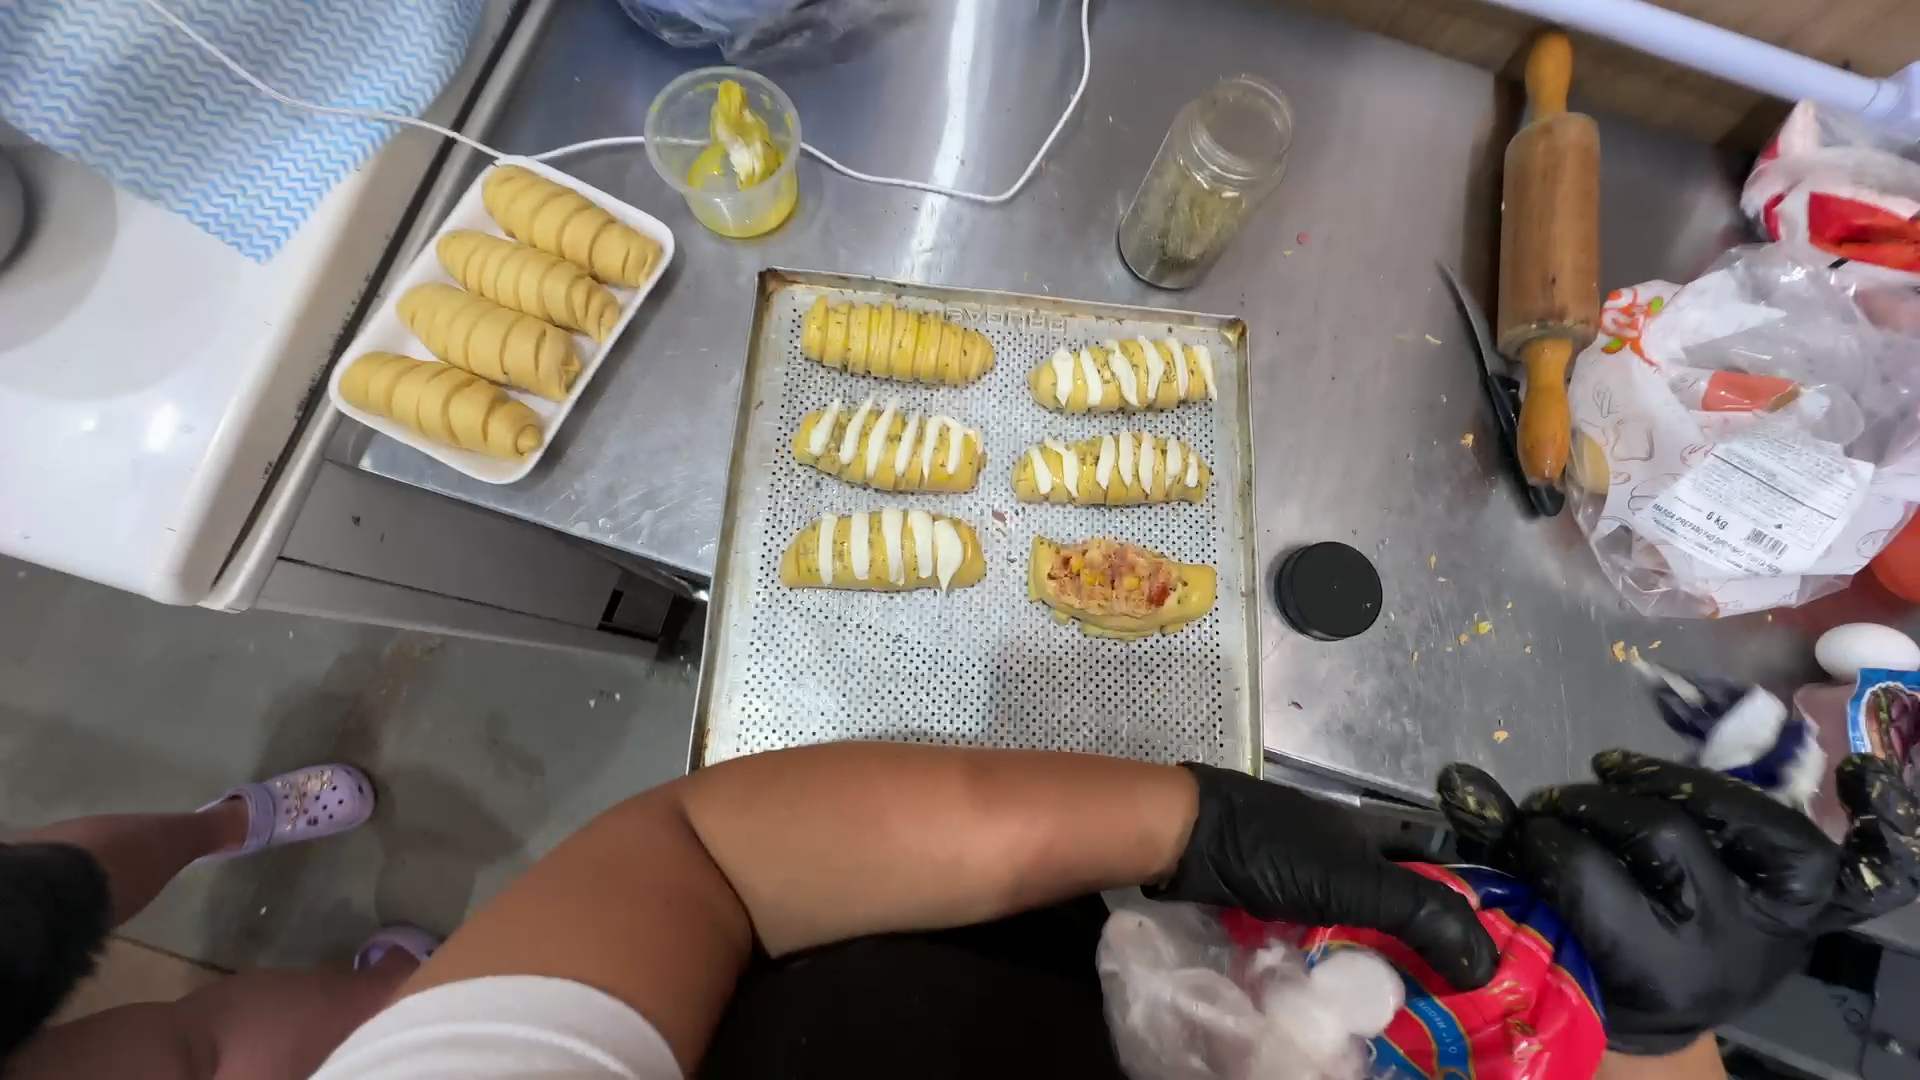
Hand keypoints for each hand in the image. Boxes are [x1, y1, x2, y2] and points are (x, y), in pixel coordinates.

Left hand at [1150, 763, 1497, 989]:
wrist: (1184, 835)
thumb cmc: (1269, 849)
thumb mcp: (1353, 880)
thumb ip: (1418, 913)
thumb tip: (1488, 962)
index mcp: (1364, 837)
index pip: (1429, 871)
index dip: (1460, 910)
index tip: (1487, 965)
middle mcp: (1335, 851)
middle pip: (1389, 903)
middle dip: (1415, 950)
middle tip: (1444, 1008)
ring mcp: (1295, 873)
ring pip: (1348, 923)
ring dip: (1369, 962)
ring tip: (1400, 1016)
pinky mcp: (1263, 895)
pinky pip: (1307, 933)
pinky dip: (1323, 961)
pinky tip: (1337, 996)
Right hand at [1438, 751, 1919, 1055]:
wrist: (1643, 999)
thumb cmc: (1571, 948)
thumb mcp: (1521, 907)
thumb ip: (1492, 840)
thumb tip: (1457, 777)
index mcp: (1646, 966)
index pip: (1580, 868)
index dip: (1536, 837)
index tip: (1517, 834)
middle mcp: (1730, 952)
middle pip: (1660, 835)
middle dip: (1585, 804)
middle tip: (1555, 807)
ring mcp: (1782, 927)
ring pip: (1759, 829)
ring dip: (1675, 785)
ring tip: (1619, 774)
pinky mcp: (1809, 911)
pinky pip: (1867, 872)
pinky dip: (1881, 823)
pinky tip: (1861, 773)